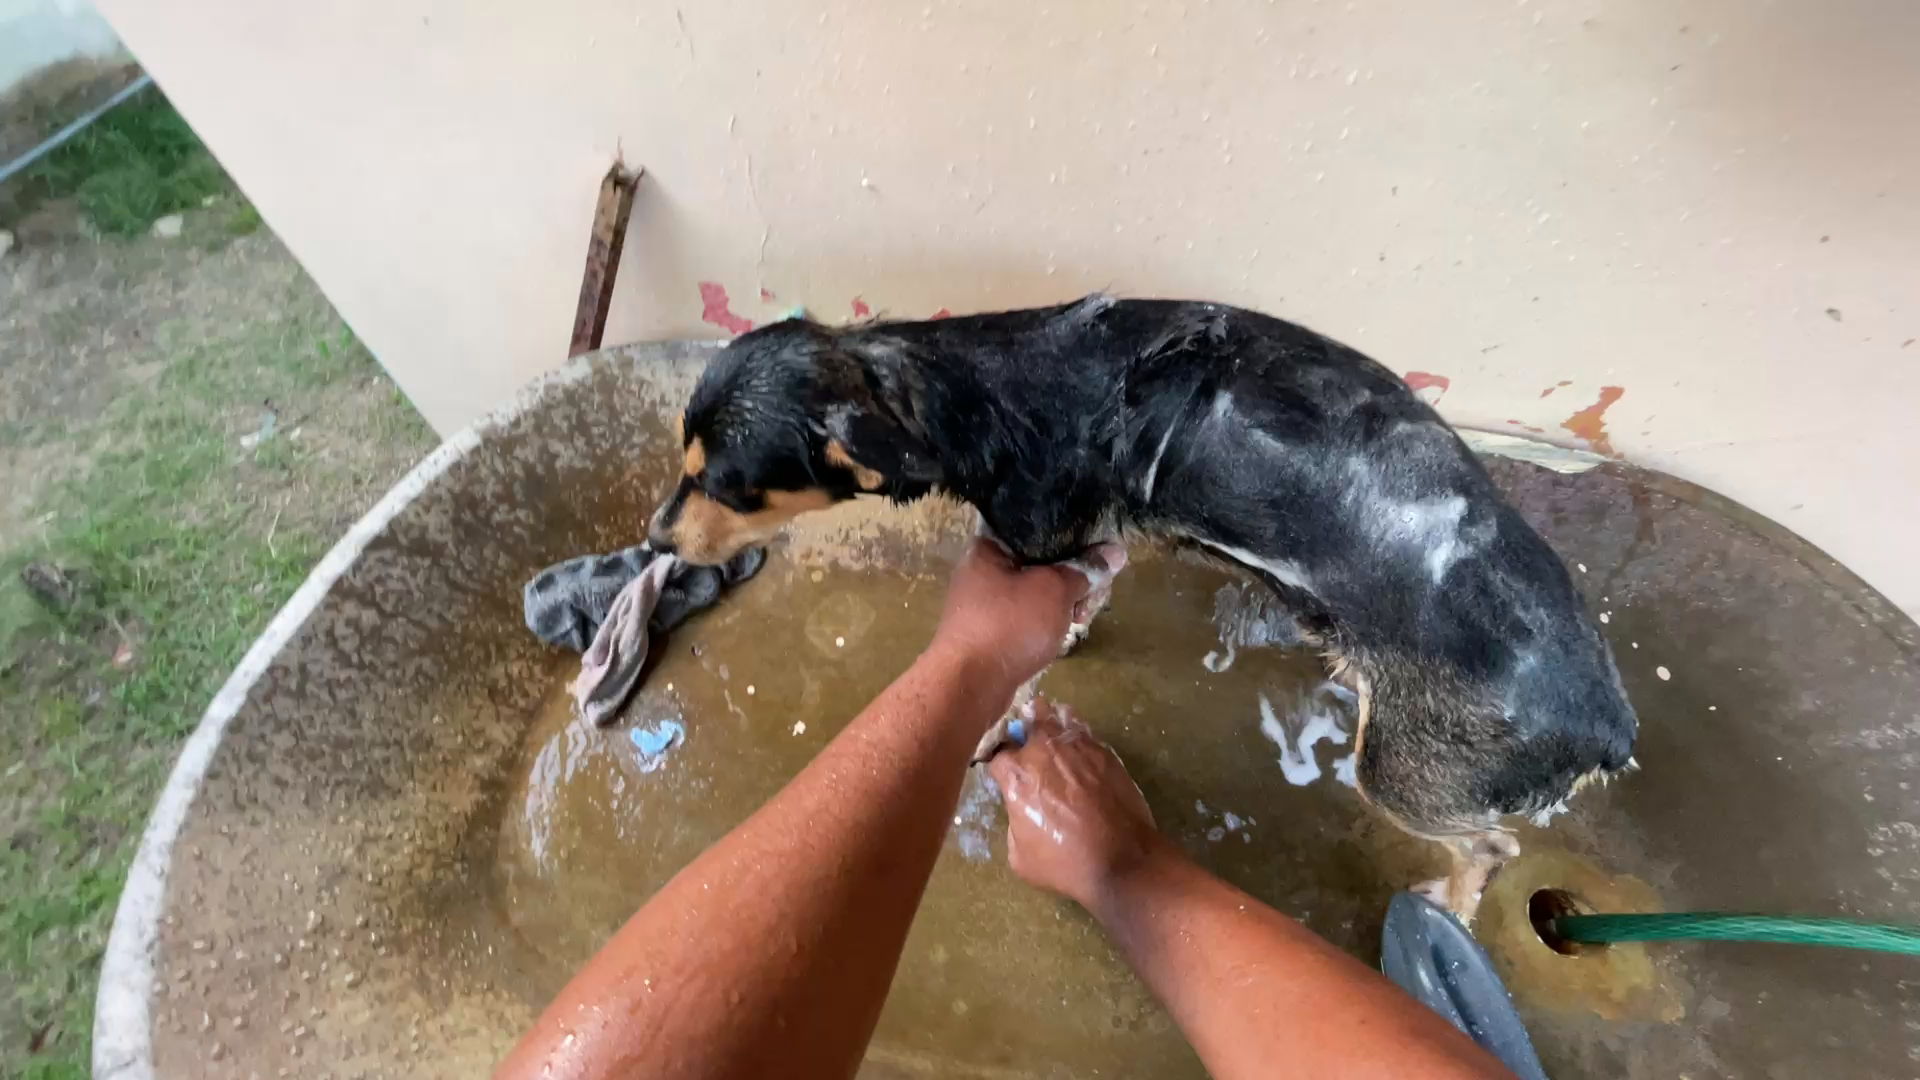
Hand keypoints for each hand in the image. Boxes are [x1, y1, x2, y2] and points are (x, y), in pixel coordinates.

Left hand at [927, 537, 1121, 691]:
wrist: (970, 685)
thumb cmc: (1010, 625)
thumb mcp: (1055, 590)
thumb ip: (1085, 569)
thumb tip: (1115, 552)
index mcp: (989, 546)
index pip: (1038, 529)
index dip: (1072, 540)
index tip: (1095, 558)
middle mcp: (983, 569)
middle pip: (1041, 563)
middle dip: (1072, 581)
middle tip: (1088, 600)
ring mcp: (985, 603)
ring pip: (1037, 593)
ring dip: (1062, 605)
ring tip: (1079, 620)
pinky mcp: (991, 631)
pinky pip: (1027, 617)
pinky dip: (1046, 623)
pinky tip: (1060, 636)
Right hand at [987, 697, 1166, 909]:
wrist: (1122, 860)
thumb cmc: (1065, 862)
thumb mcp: (1019, 855)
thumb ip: (1014, 822)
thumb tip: (1023, 809)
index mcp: (1017, 774)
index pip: (996, 753)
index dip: (998, 761)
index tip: (1003, 770)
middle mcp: (1043, 750)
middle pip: (1027, 717)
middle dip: (1023, 727)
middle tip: (1028, 742)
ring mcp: (1076, 745)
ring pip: (1056, 715)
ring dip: (1050, 722)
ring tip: (1052, 734)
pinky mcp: (1103, 750)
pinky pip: (1083, 731)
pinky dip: (1076, 735)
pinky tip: (1078, 750)